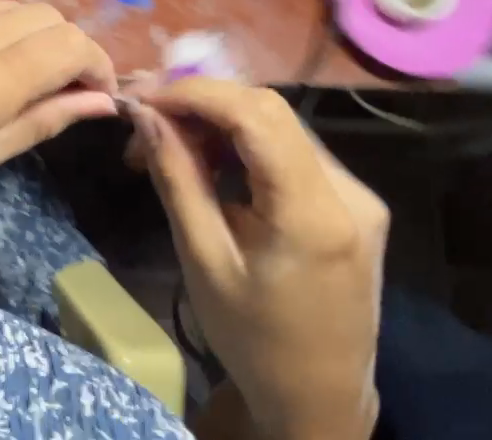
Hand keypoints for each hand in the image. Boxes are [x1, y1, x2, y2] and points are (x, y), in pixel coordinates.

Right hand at [129, 81, 387, 439]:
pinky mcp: (347, 201)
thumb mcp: (201, 258)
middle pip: (265, 110)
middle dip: (195, 103)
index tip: (138, 101)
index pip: (254, 114)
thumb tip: (142, 113)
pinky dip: (234, 141)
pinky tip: (200, 159)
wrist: (318, 397)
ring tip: (160, 143)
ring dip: (211, 120)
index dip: (191, 93)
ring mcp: (354, 194)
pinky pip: (283, 147)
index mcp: (315, 212)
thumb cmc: (252, 337)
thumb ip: (176, 177)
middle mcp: (348, 191)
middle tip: (139, 123)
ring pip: (272, 123)